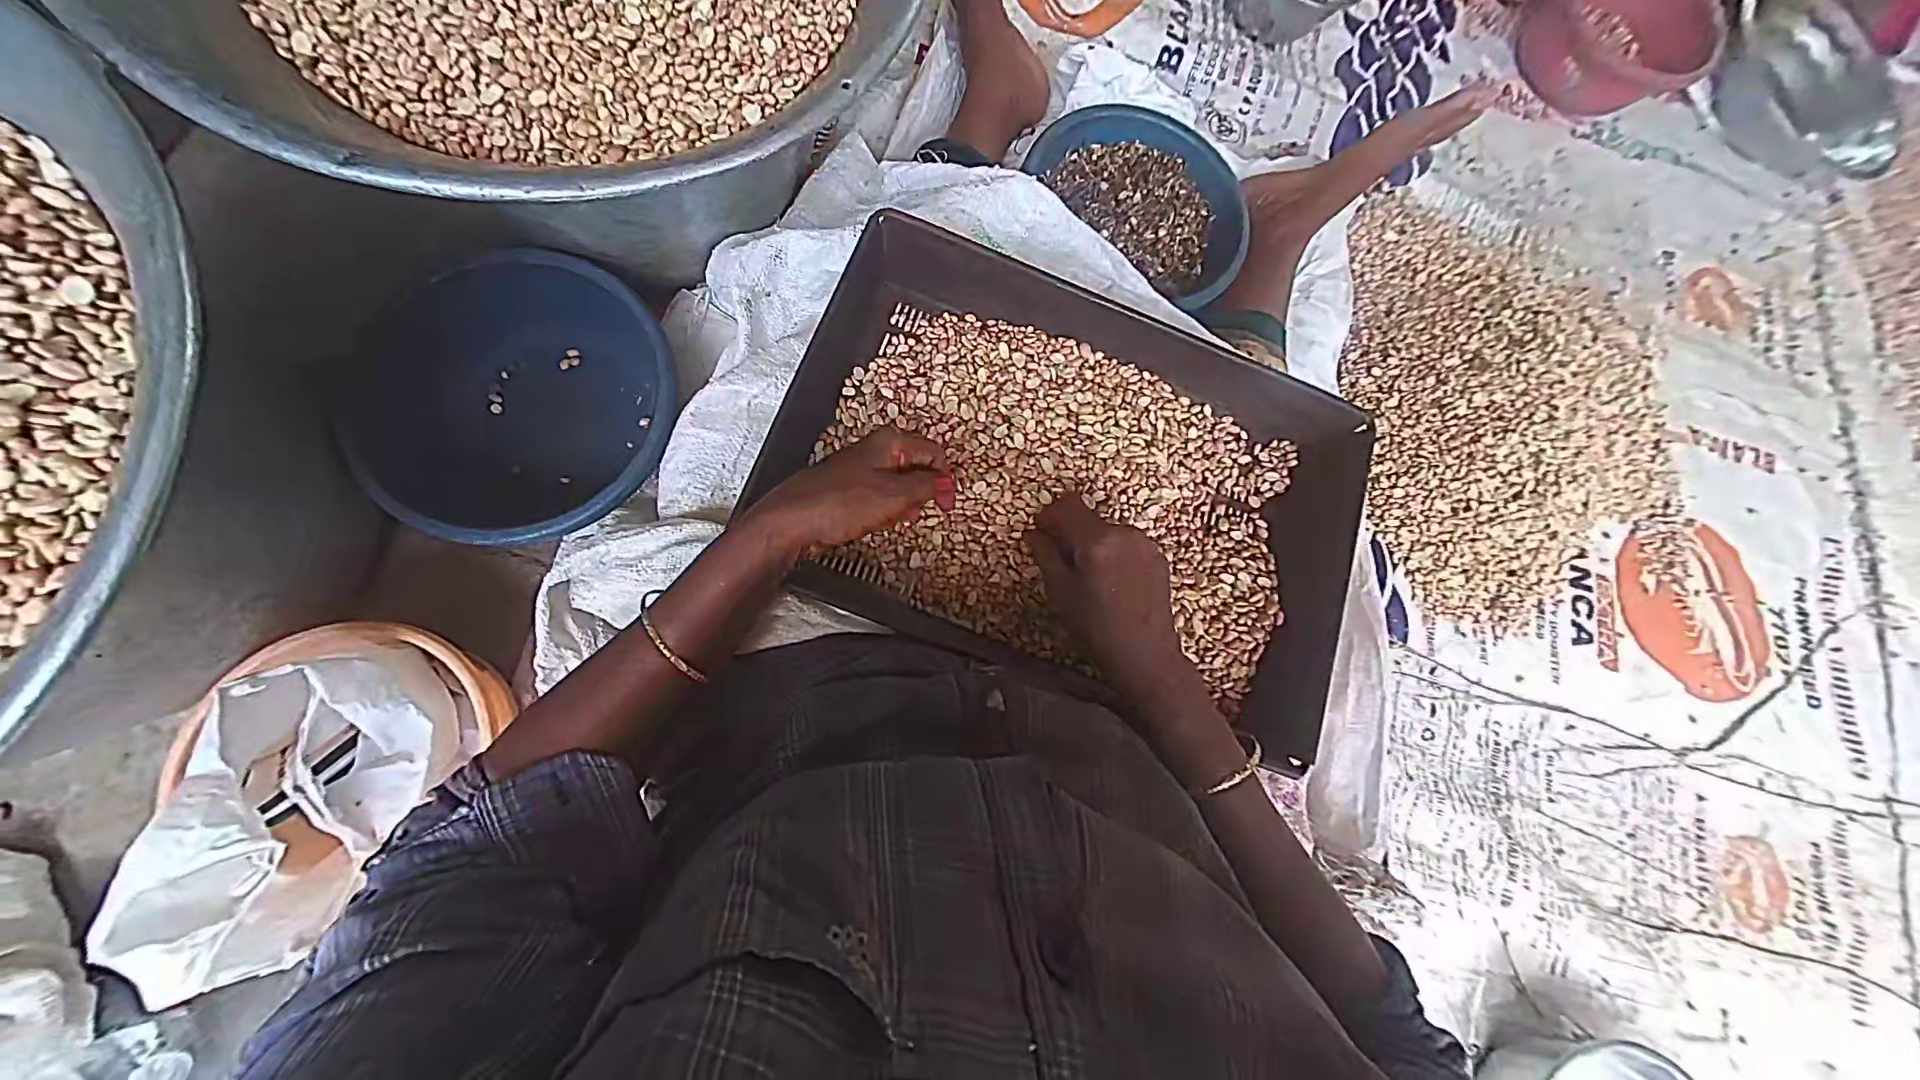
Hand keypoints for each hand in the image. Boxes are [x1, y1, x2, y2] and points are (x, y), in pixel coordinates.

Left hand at [743, 426, 956, 558]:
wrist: (792, 520)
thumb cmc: (837, 503)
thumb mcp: (895, 496)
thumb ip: (927, 486)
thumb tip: (945, 482)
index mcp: (890, 442)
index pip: (934, 454)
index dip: (945, 480)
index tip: (947, 504)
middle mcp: (875, 450)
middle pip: (917, 469)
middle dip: (920, 495)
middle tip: (912, 512)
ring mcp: (861, 469)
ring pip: (898, 487)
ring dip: (900, 506)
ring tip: (885, 518)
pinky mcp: (850, 489)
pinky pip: (879, 498)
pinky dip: (882, 512)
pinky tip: (871, 522)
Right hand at [1024, 493, 1188, 693]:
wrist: (1144, 654)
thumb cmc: (1097, 628)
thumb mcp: (1060, 592)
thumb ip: (1045, 555)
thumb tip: (1034, 534)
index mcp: (1097, 541)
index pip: (1067, 505)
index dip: (1049, 514)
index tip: (1040, 529)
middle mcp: (1124, 534)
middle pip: (1087, 517)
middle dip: (1070, 532)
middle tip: (1058, 560)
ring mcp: (1144, 544)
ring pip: (1106, 531)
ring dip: (1092, 544)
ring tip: (1086, 578)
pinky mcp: (1156, 556)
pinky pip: (1125, 543)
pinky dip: (1111, 553)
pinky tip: (1108, 583)